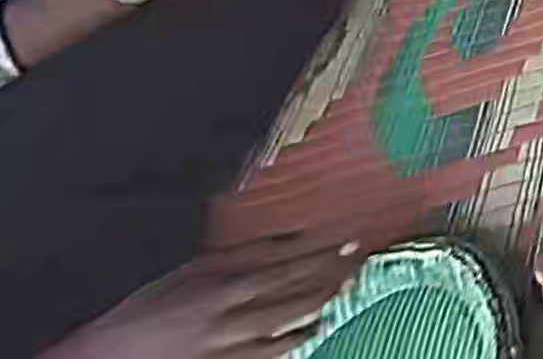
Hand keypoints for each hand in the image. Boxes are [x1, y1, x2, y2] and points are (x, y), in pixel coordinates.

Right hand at [42, 233, 363, 358]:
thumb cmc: (143, 311)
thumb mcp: (192, 271)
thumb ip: (245, 253)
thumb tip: (294, 235)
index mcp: (222, 292)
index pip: (290, 268)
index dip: (325, 255)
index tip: (352, 242)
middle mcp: (226, 323)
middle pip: (295, 297)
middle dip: (333, 279)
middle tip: (359, 264)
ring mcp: (220, 353)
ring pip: (285, 330)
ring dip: (319, 310)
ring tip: (344, 292)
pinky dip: (290, 346)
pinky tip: (310, 332)